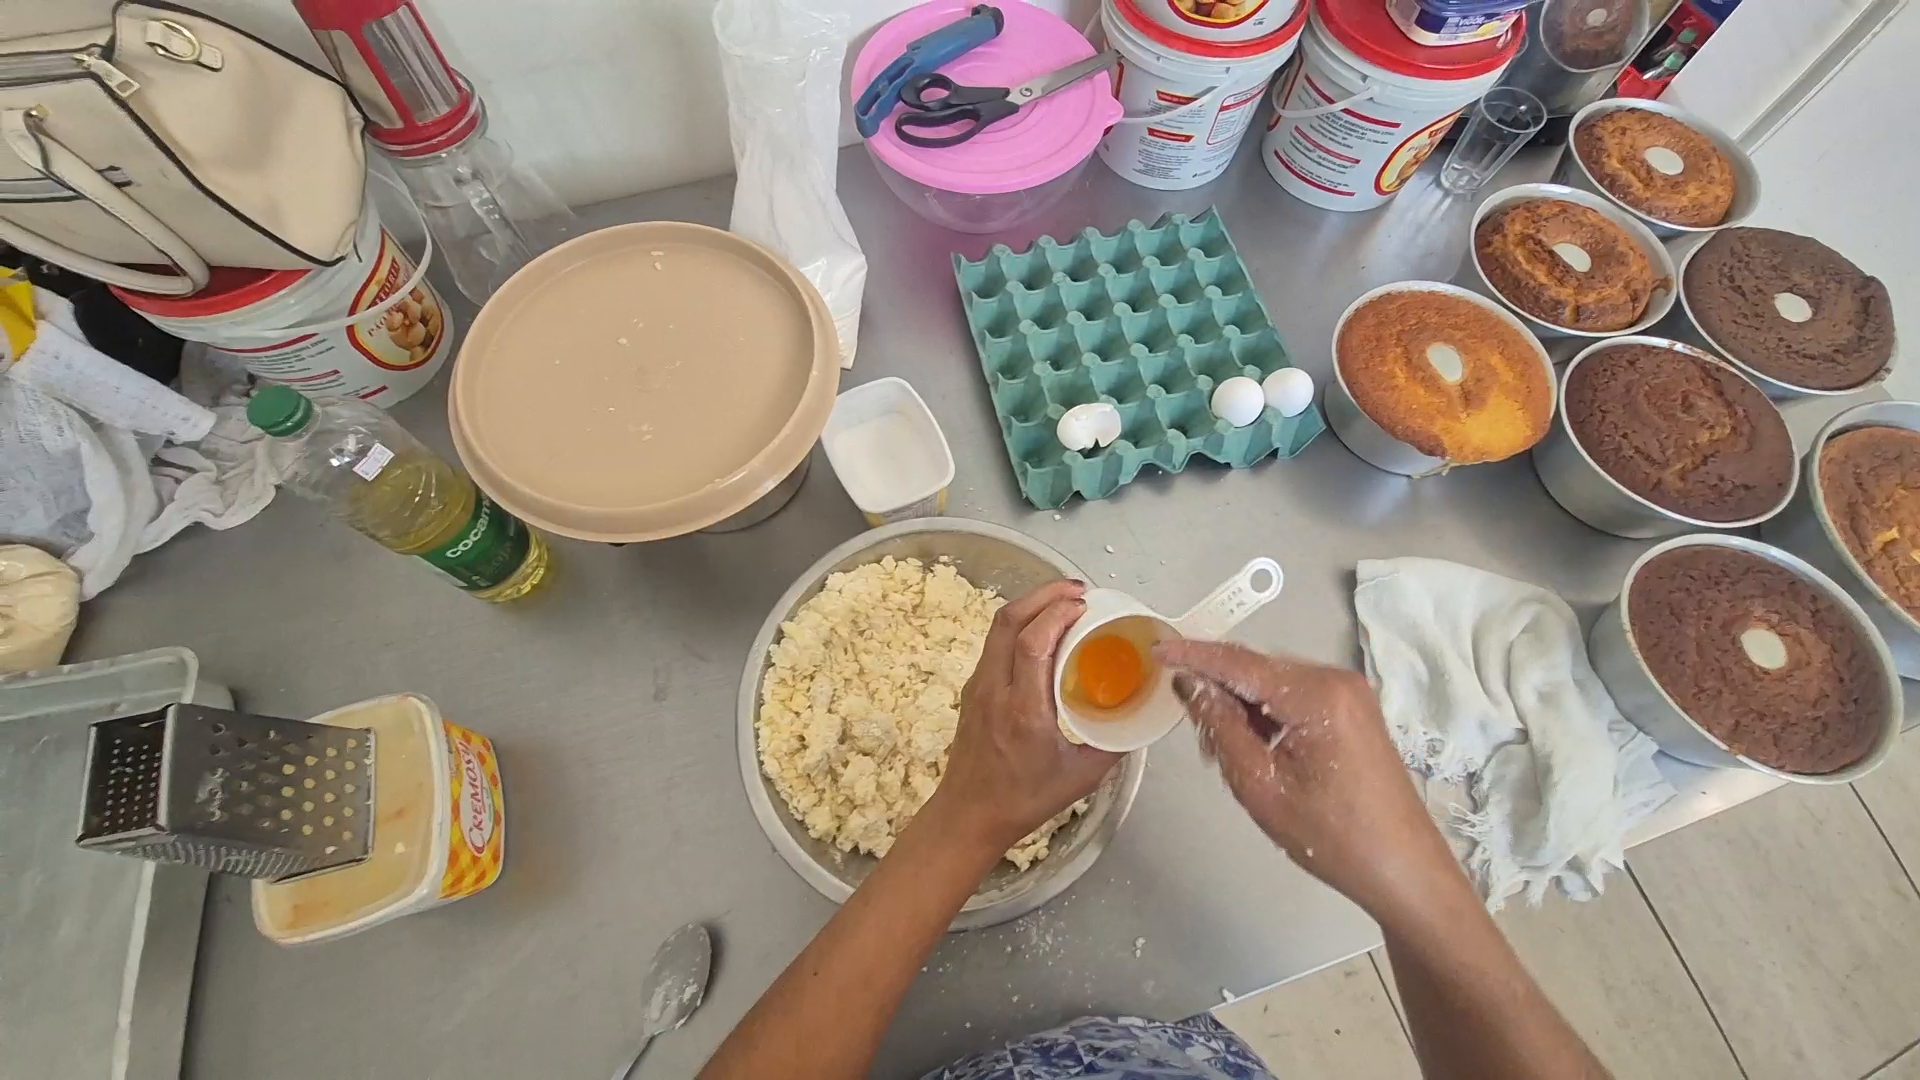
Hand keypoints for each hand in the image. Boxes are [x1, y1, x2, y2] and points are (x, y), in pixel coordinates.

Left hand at [933, 580, 1121, 851]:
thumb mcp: (1080, 778)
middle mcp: (995, 690)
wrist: (968, 814)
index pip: (1031, 643)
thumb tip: (1137, 717)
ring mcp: (978, 685)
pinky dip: (1019, 624)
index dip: (1056, 613)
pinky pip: (995, 642)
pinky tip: (1043, 630)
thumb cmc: (1023, 800)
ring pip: (998, 627)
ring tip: (1064, 601)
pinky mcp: (973, 687)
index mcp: (1023, 711)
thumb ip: (1112, 746)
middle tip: (1078, 590)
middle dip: (1043, 594)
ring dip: (1030, 605)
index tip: (1084, 604)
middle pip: (1008, 621)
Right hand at [1154, 640, 1462, 920]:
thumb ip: (1220, 725)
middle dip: (1217, 691)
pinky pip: (1292, 695)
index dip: (1192, 655)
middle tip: (1196, 735)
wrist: (1405, 872)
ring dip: (1240, 705)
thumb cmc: (1332, 837)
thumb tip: (1190, 683)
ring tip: (1225, 751)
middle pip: (1254, 669)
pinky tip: (1254, 746)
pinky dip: (1265, 713)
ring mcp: (1348, 692)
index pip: (1237, 662)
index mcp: (1316, 695)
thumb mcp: (1259, 784)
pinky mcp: (1352, 708)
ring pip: (1271, 682)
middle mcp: (1335, 679)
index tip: (1155, 650)